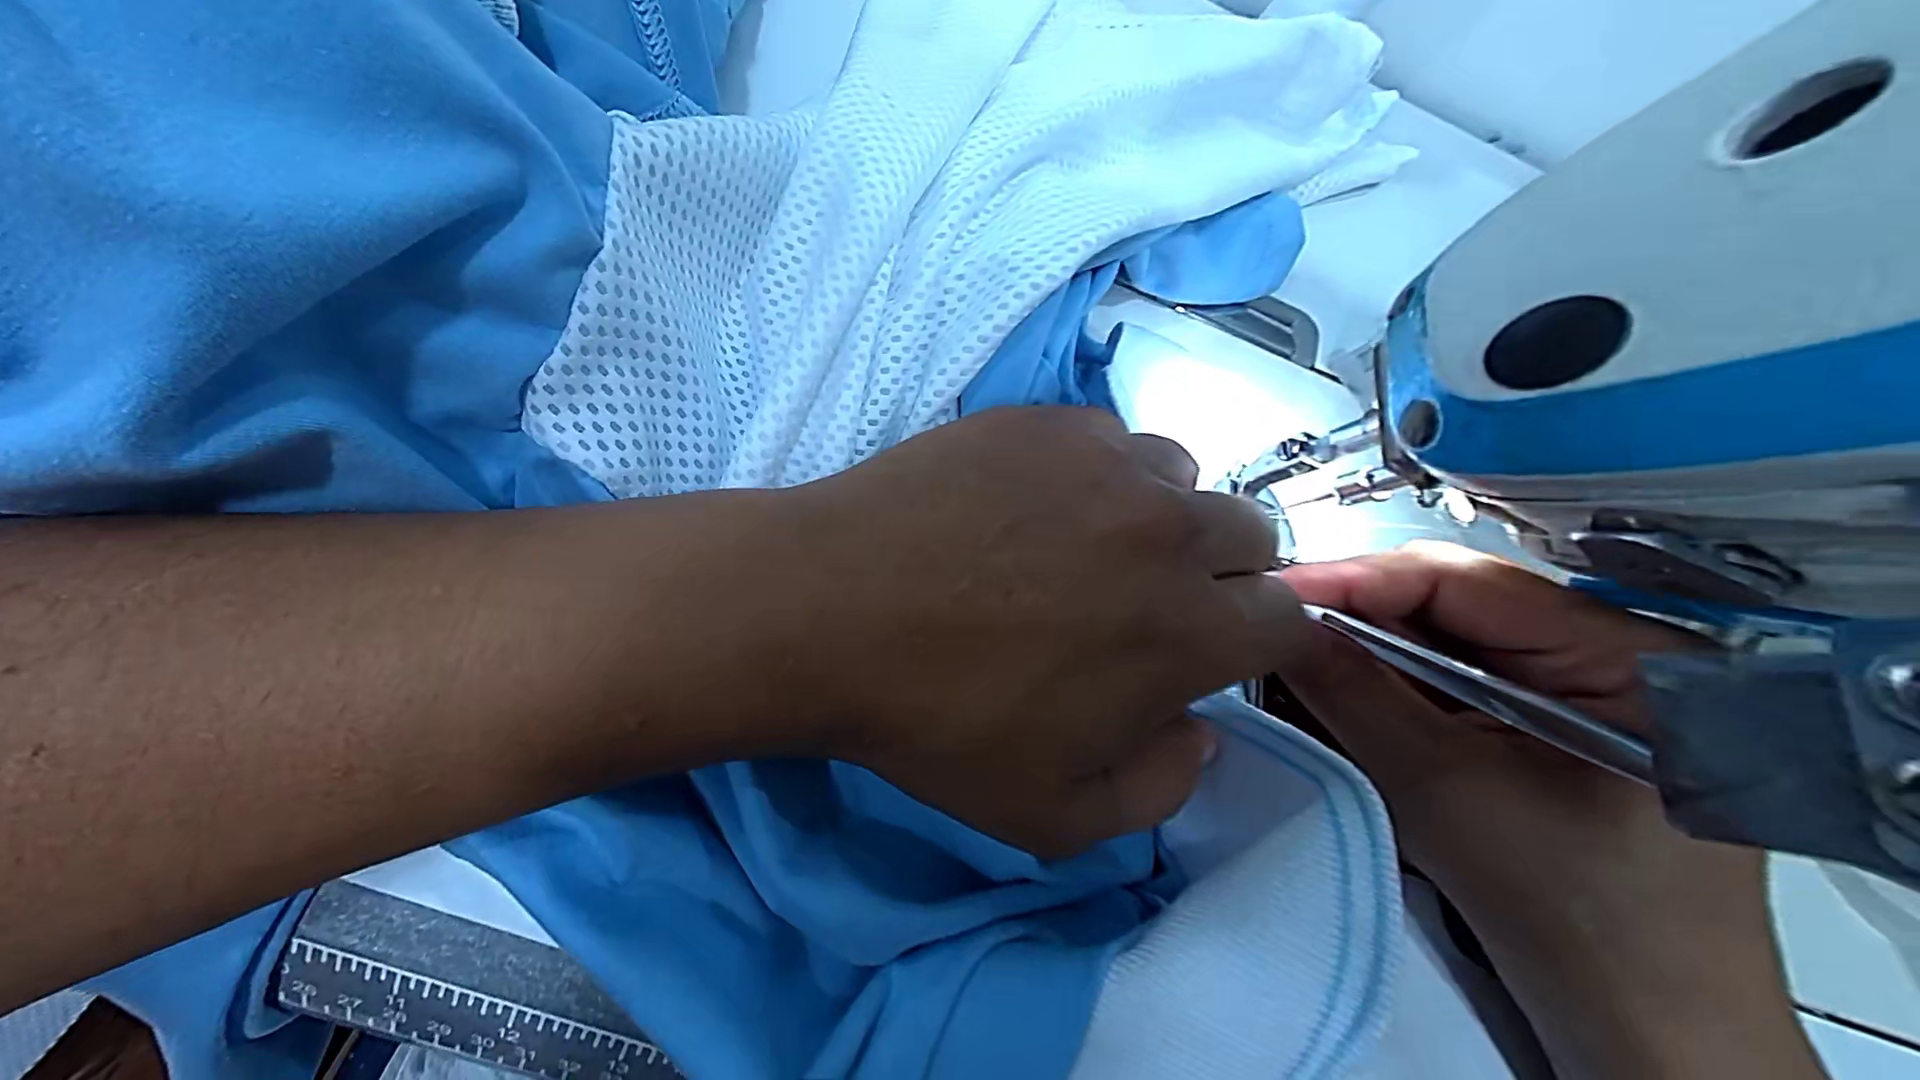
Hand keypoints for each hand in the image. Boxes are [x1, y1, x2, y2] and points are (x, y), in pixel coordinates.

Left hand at [774, 407, 1308, 858]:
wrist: (830, 611)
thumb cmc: (937, 722)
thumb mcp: (1053, 813)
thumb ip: (1157, 788)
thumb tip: (1200, 733)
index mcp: (1190, 630)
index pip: (1289, 619)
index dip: (1255, 637)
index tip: (1208, 646)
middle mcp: (1171, 532)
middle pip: (1248, 536)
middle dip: (1217, 573)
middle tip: (1143, 598)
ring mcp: (1107, 463)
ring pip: (1181, 477)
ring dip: (1159, 513)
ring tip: (1088, 541)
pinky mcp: (1046, 422)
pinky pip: (1108, 439)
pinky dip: (1095, 470)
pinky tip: (1034, 499)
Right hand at [1279, 542, 1825, 1079]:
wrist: (1636, 1024)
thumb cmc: (1565, 909)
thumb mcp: (1438, 786)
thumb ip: (1350, 691)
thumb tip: (1273, 622)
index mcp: (1622, 651)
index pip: (1459, 578)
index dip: (1355, 577)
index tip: (1273, 590)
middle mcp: (1598, 648)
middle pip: (1442, 603)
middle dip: (1348, 614)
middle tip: (1268, 624)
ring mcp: (1566, 682)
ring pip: (1432, 638)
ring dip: (1356, 648)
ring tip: (1286, 654)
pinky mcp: (1532, 715)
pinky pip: (1438, 676)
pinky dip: (1377, 680)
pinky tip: (1328, 687)